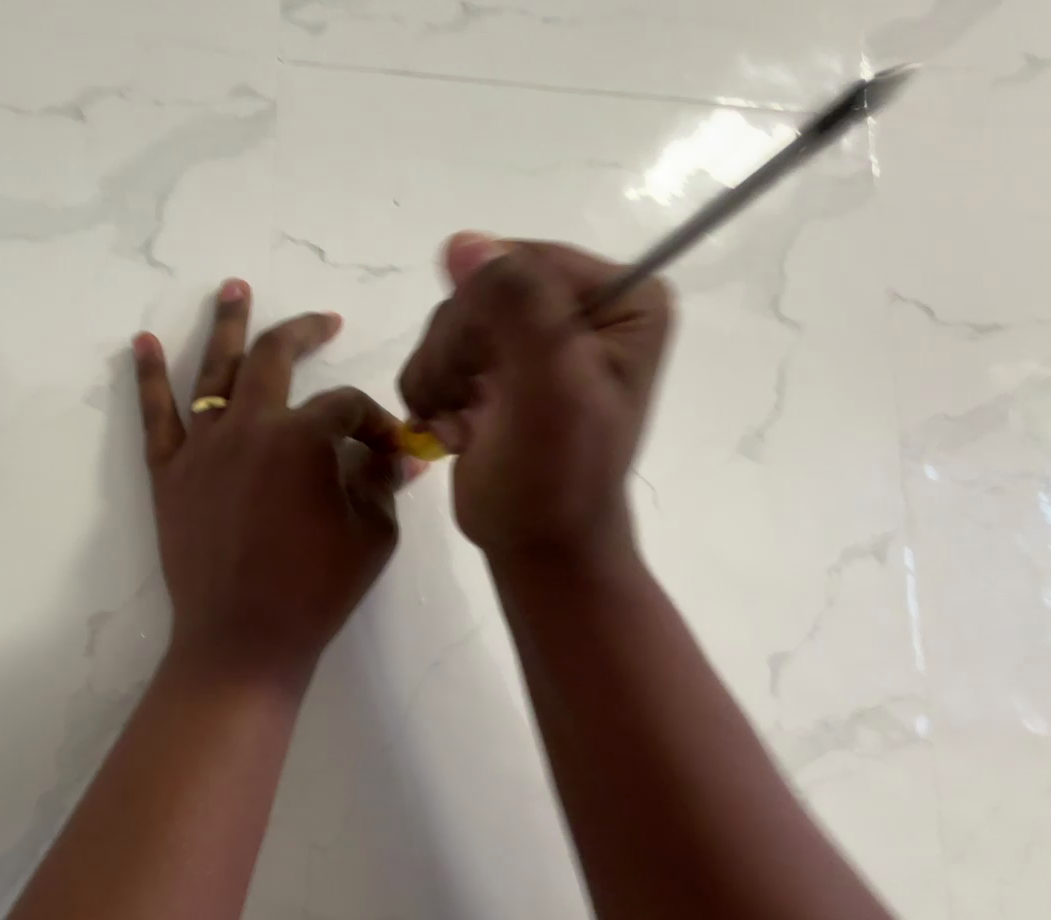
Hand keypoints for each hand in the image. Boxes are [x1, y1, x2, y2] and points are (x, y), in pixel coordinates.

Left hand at [135, 280, 407, 689]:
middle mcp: (250, 427)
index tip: (390, 448)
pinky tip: (140, 342)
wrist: (242, 637)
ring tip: (232, 289)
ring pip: (213, 370)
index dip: (375, 422)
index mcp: (305, 439)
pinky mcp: (169, 474)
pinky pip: (156, 416)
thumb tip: (396, 456)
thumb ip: (382, 484)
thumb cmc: (315, 592)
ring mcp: (203, 447)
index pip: (347, 407)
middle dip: (304, 331)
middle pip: (276, 359)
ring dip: (226, 324)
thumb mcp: (372, 537)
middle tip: (323, 320)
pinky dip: (147, 376)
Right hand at [399, 233, 674, 565]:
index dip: (485, 318)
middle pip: (477, 293)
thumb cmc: (555, 477)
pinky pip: (432, 353)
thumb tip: (462, 242)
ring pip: (446, 324)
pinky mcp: (492, 369)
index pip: (520, 262)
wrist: (536, 545)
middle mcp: (577, 308)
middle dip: (458, 358)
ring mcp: (531, 339)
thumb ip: (517, 308)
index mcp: (620, 297)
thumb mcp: (548, 389)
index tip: (490, 378)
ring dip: (439, 382)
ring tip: (463, 429)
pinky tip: (456, 431)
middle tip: (475, 411)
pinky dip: (430, 396)